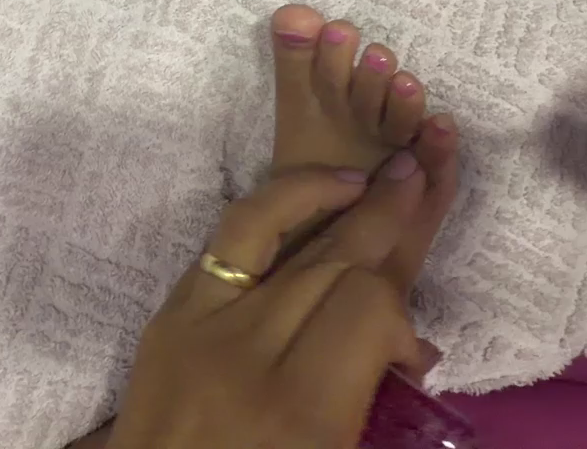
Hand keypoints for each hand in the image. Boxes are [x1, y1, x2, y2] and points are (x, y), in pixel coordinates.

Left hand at [107, 135, 458, 448]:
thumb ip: (375, 407)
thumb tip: (409, 348)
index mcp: (297, 412)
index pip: (366, 307)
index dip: (401, 316)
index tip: (408, 353)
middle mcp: (247, 353)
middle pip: (329, 261)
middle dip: (382, 216)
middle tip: (416, 175)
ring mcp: (199, 322)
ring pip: (273, 227)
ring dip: (325, 192)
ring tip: (367, 176)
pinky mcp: (170, 312)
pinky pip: (227, 238)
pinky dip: (272, 206)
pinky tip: (304, 196)